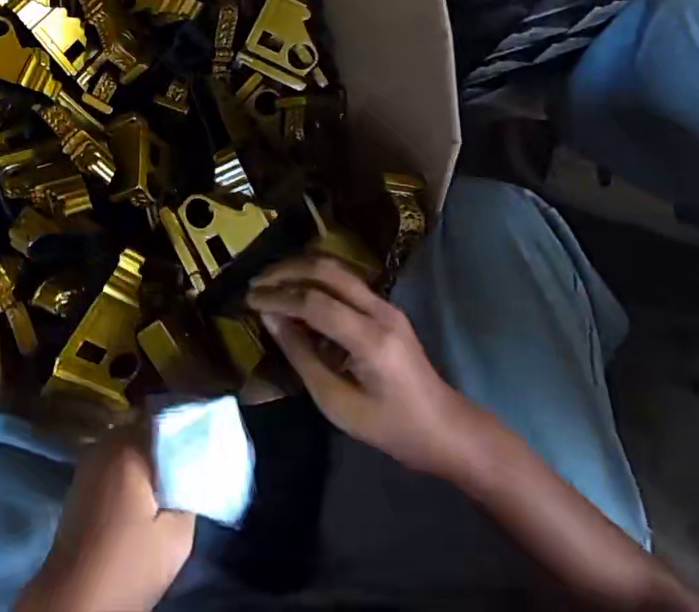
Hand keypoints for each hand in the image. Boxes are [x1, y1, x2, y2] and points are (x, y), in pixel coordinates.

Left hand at [17, 431, 194, 611]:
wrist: (76, 593)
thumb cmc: (128, 564)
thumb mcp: (175, 537)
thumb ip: (188, 495)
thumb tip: (191, 472)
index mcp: (129, 450)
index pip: (164, 423)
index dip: (187, 430)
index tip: (205, 440)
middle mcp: (105, 445)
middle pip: (143, 429)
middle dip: (166, 441)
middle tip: (190, 459)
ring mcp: (88, 460)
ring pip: (126, 443)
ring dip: (146, 454)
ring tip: (170, 474)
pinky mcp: (80, 478)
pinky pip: (112, 458)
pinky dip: (129, 466)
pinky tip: (143, 489)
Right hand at [247, 254, 478, 478]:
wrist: (448, 431)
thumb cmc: (392, 428)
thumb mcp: (337, 403)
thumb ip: (301, 356)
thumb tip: (270, 318)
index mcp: (370, 339)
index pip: (314, 302)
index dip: (277, 297)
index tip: (249, 300)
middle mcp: (380, 311)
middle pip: (325, 270)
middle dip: (284, 271)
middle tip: (255, 283)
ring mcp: (385, 306)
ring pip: (334, 268)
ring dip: (298, 270)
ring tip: (268, 282)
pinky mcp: (384, 308)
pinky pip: (342, 281)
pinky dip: (313, 280)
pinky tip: (294, 294)